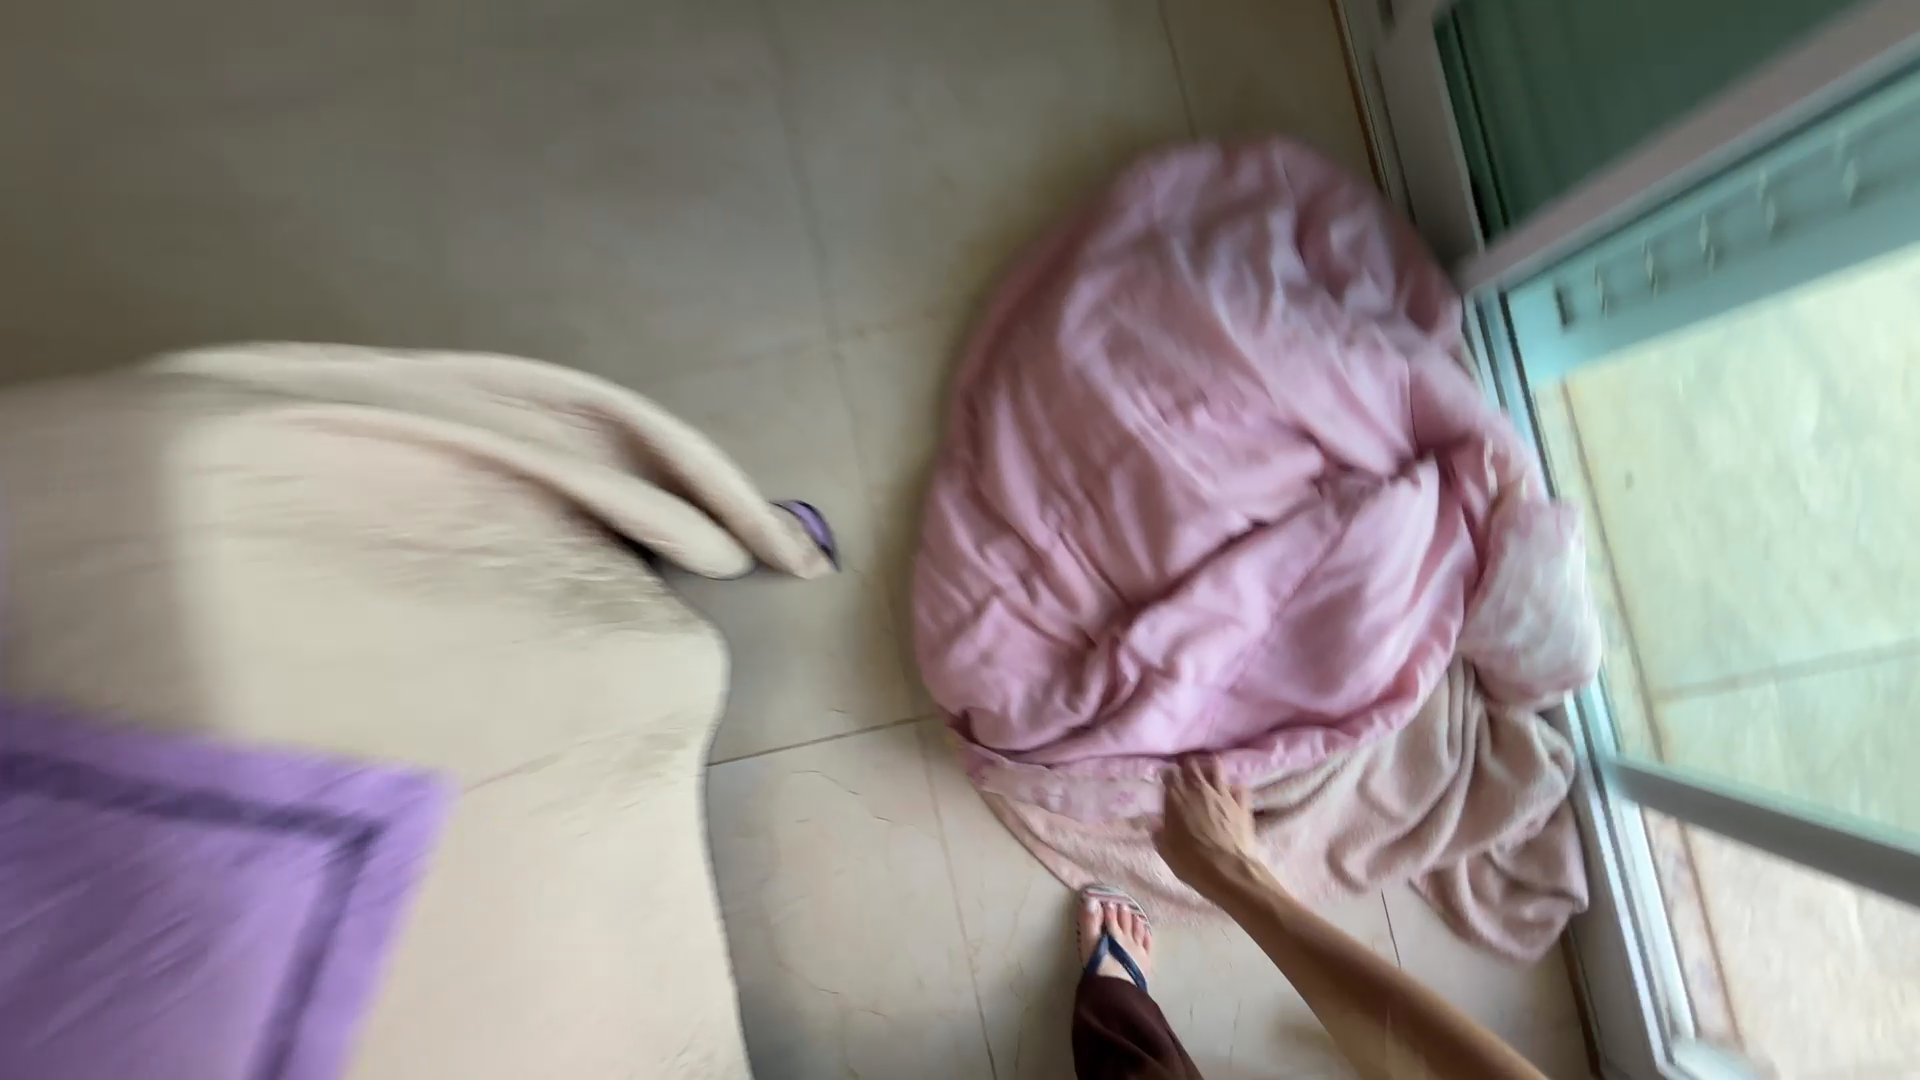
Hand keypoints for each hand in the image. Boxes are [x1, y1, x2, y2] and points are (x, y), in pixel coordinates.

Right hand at [1155, 758, 1259, 894]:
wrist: (1228, 871)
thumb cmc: (1192, 861)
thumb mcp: (1165, 849)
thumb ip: (1159, 831)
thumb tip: (1155, 822)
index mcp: (1176, 797)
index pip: (1168, 773)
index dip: (1167, 775)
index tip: (1166, 781)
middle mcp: (1198, 788)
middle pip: (1192, 764)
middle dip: (1188, 766)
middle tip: (1186, 773)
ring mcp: (1222, 794)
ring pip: (1216, 767)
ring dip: (1211, 767)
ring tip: (1209, 772)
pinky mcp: (1241, 804)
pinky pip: (1239, 788)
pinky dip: (1235, 788)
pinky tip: (1233, 793)